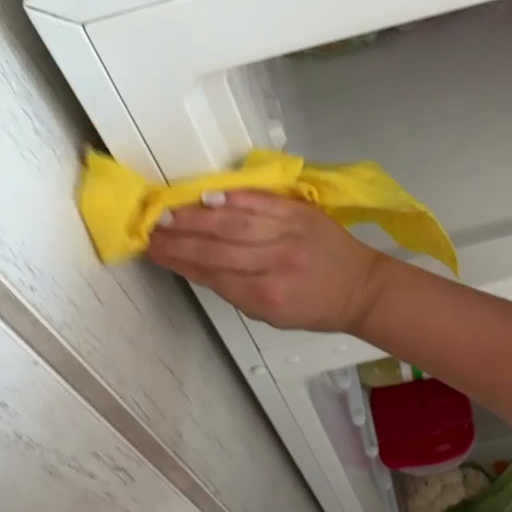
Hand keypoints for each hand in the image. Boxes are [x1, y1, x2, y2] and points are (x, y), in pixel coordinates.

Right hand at [146, 191, 389, 333]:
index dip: (178, 260)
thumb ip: (233, 289)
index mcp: (267, 297)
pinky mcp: (300, 213)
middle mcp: (276, 265)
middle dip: (179, 237)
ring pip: (233, 222)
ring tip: (169, 212)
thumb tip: (193, 262)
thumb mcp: (270, 314)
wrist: (360, 287)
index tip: (152, 249)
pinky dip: (232, 198)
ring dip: (197, 216)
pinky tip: (208, 196)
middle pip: (217, 247)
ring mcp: (289, 235)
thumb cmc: (313, 307)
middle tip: (151, 229)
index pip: (212, 275)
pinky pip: (260, 202)